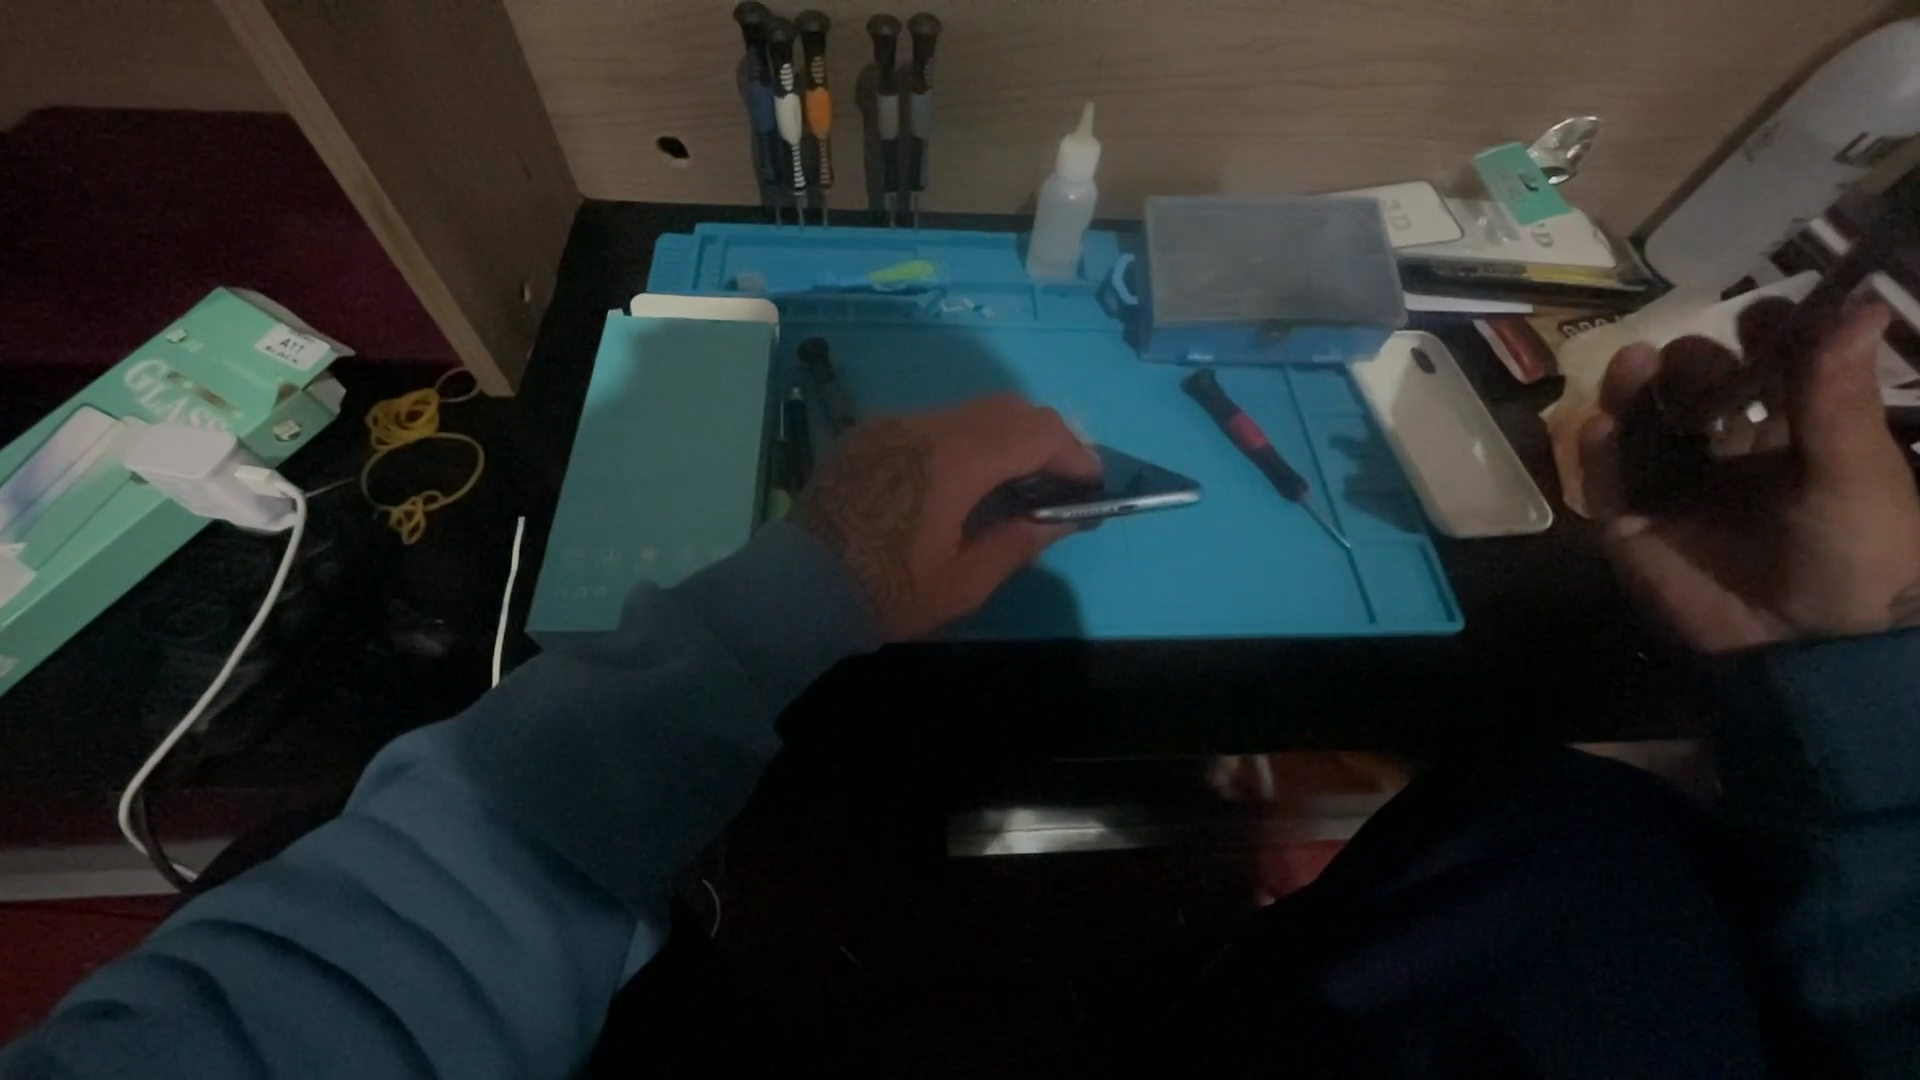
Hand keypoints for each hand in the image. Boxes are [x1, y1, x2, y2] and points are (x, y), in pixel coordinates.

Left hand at [791, 394, 1100, 640]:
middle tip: (1059, 481)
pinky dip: (966, 440)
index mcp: (950, 462)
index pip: (1033, 432)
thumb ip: (1019, 541)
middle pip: (1006, 408)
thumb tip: (1063, 519)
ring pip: (969, 411)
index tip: (1090, 483)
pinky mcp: (870, 433)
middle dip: (1045, 439)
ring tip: (1016, 482)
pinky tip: (964, 480)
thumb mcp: (963, 582)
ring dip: (1005, 437)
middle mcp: (922, 426)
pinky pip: (934, 422)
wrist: (796, 591)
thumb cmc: (885, 593)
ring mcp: (891, 424)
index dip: (1073, 453)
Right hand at [1579, 299, 1919, 651]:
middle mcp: (1728, 453)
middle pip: (1697, 392)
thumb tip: (1860, 306)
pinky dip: (1596, 448)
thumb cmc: (1856, 555)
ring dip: (1633, 392)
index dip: (1768, 338)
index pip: (1772, 373)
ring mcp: (1672, 485)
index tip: (1767, 310)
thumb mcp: (1856, 473)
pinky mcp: (1626, 517)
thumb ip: (1836, 396)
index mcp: (1794, 438)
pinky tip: (1600, 424)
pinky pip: (1603, 477)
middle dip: (1692, 365)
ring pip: (1642, 426)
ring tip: (1631, 362)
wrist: (1798, 644)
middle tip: (1689, 354)